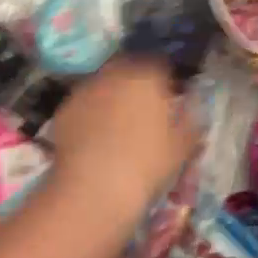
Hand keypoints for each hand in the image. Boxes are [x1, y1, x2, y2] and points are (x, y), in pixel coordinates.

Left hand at [48, 57, 198, 216]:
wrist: (94, 191)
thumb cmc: (147, 166)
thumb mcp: (182, 147)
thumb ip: (191, 119)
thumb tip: (193, 105)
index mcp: (148, 76)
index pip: (160, 66)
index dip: (165, 81)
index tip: (168, 99)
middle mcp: (115, 74)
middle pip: (129, 70)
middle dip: (135, 84)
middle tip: (142, 110)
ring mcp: (86, 89)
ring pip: (104, 85)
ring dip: (111, 96)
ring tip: (115, 126)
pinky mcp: (64, 108)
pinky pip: (83, 105)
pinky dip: (90, 114)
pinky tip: (93, 139)